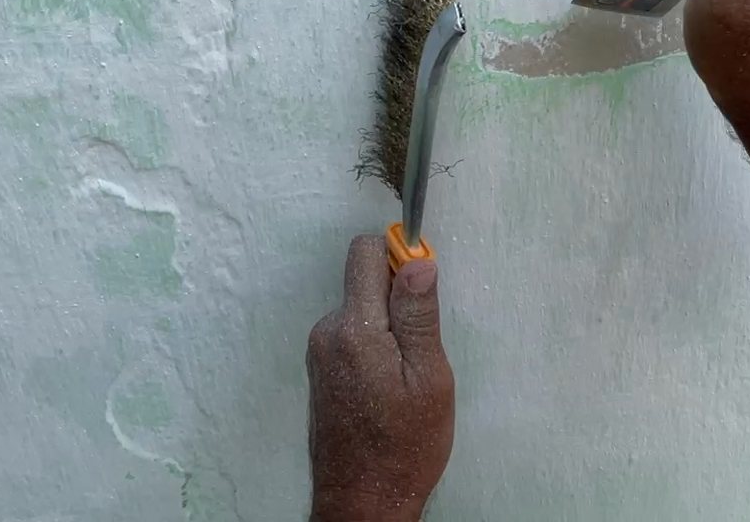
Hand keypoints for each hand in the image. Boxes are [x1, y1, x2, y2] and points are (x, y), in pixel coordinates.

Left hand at [306, 235, 454, 521]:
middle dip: (396, 295)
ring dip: (387, 321)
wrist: (362, 505)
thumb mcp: (429, 378)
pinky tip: (388, 381)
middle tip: (420, 342)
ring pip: (361, 305)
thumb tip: (418, 259)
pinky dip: (374, 340)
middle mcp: (328, 331)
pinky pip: (352, 329)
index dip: (398, 255)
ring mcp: (320, 350)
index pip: (365, 252)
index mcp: (355, 328)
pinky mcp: (321, 366)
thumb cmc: (405, 445)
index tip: (421, 287)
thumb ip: (419, 315)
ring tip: (405, 370)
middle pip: (363, 278)